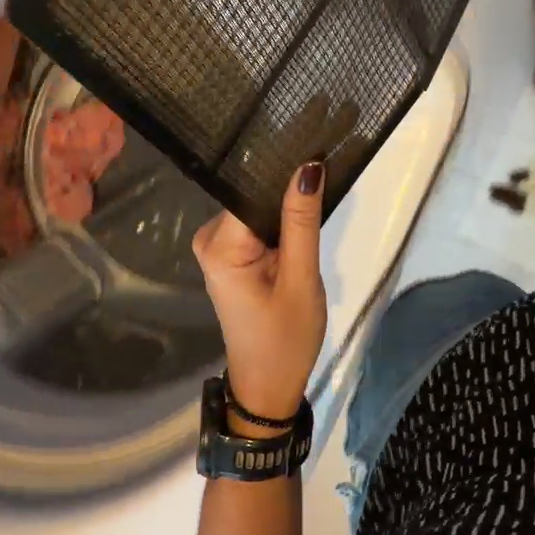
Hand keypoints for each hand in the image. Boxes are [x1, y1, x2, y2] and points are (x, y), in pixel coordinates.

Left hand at [191, 162, 328, 428]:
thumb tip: (307, 166)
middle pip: (251, 195)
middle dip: (285, 187)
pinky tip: (300, 214)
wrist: (270, 386)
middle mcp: (210, 239)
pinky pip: (255, 223)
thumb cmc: (286, 337)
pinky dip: (278, 220)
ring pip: (256, 207)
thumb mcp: (300, 278)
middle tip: (324, 168)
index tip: (312, 147)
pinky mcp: (231, 255)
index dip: (281, 170)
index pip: (250, 190)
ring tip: (318, 189)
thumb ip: (301, 221)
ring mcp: (218, 247)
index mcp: (221, 246)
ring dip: (284, 203)